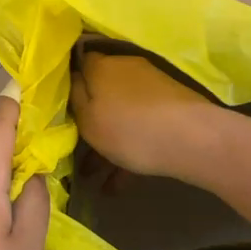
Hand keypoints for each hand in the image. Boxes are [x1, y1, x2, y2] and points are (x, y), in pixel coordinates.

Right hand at [70, 53, 225, 180]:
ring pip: (121, 117)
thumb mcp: (87, 119)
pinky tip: (117, 186)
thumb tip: (71, 77)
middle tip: (76, 155)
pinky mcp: (170, 109)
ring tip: (96, 182)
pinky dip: (128, 153)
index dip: (67, 85)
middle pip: (100, 95)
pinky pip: (140, 130)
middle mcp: (126, 70)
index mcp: (102, 67)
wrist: (191, 139)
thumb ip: (74, 97)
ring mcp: (152, 89)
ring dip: (107, 147)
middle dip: (88, 125)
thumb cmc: (128, 129)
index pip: (79, 64)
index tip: (59, 108)